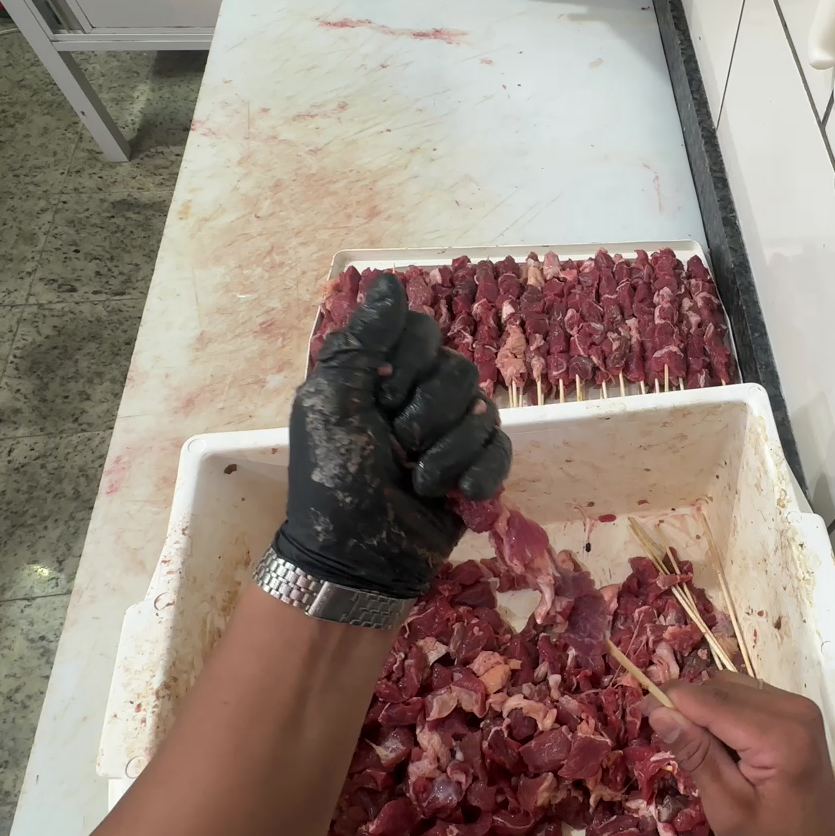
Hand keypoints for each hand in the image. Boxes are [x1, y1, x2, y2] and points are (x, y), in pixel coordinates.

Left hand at [273, 272, 511, 598]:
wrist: (358, 557)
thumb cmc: (333, 478)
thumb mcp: (332, 403)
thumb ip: (361, 341)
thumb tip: (387, 278)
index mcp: (385, 372)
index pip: (423, 330)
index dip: (409, 361)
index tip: (381, 395)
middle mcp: (425, 394)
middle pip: (460, 369)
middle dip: (429, 414)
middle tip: (399, 445)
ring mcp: (456, 431)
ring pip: (484, 410)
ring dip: (449, 452)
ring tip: (420, 480)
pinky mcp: (480, 466)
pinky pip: (502, 448)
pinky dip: (481, 473)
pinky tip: (460, 494)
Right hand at [646, 673, 834, 835]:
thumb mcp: (727, 810)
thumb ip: (696, 755)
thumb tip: (659, 711)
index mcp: (780, 736)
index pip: (712, 701)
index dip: (672, 701)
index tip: (641, 710)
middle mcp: (794, 708)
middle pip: (721, 687)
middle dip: (690, 708)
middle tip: (669, 741)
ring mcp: (799, 707)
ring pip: (732, 686)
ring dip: (708, 709)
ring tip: (701, 751)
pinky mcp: (797, 712)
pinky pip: (748, 695)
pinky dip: (727, 712)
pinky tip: (725, 746)